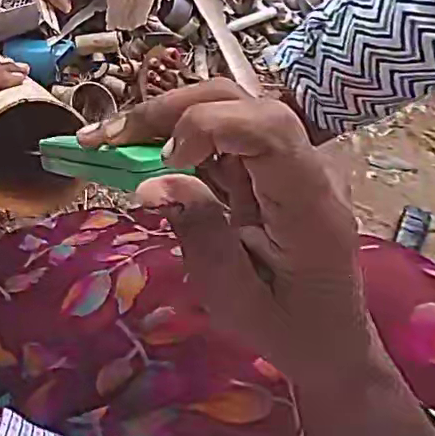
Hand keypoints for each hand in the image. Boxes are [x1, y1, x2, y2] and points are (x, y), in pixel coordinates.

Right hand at [77, 79, 369, 380]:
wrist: (328, 335)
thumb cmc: (289, 327)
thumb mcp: (238, 300)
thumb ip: (202, 238)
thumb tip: (149, 186)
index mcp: (310, 201)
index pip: (267, 127)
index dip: (207, 126)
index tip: (165, 162)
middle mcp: (303, 163)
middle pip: (234, 99)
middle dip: (165, 112)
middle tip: (107, 140)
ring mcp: (282, 156)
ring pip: (217, 104)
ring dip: (157, 118)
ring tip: (105, 141)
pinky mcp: (261, 159)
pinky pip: (211, 128)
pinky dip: (166, 135)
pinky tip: (130, 150)